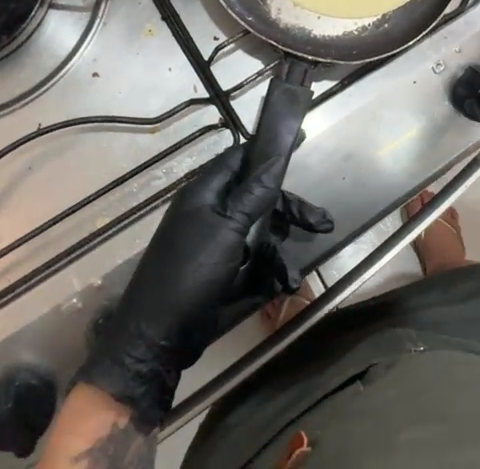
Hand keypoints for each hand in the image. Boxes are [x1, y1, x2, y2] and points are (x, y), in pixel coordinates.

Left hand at [74, 144, 331, 428]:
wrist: (157, 337)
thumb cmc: (191, 272)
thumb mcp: (228, 229)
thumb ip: (254, 192)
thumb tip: (274, 154)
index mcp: (205, 194)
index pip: (240, 159)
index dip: (268, 152)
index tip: (302, 143)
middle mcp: (210, 213)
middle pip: (258, 198)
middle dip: (290, 211)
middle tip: (322, 223)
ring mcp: (215, 245)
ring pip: (259, 235)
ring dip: (280, 254)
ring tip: (293, 277)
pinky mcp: (220, 273)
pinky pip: (252, 265)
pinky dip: (268, 275)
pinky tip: (280, 290)